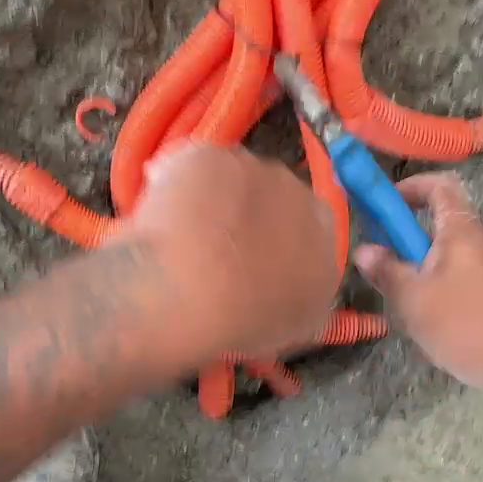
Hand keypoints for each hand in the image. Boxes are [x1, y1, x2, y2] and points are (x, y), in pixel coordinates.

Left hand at [122, 142, 338, 357]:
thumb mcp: (298, 325)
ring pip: (231, 176)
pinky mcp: (205, 156)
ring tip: (182, 231)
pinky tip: (160, 210)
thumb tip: (306, 294)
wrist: (191, 288)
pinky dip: (179, 181)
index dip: (284, 237)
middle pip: (273, 193)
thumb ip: (310, 298)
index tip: (261, 257)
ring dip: (213, 196)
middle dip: (249, 213)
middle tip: (219, 246)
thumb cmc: (247, 317)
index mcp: (322, 228)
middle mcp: (293, 188)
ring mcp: (246, 166)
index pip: (314, 221)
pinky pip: (192, 164)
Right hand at [353, 173, 482, 393]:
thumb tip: (365, 248)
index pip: (439, 187)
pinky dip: (443, 299)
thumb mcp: (414, 300)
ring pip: (451, 264)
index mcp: (461, 232)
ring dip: (423, 277)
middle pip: (443, 228)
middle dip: (408, 243)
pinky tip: (436, 333)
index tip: (382, 204)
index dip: (409, 187)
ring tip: (407, 311)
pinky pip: (465, 289)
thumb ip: (387, 272)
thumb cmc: (470, 324)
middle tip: (382, 270)